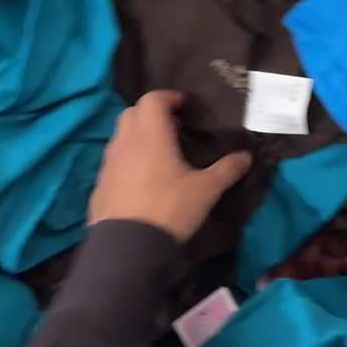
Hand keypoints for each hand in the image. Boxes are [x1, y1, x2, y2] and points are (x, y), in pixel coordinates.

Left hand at [89, 91, 250, 242]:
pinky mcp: (100, 184)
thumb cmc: (169, 209)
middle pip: (132, 112)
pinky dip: (129, 157)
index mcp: (151, 136)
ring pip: (121, 135)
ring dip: (139, 134)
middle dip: (152, 113)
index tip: (185, 106)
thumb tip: (246, 156)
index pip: (152, 99)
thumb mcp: (206, 190)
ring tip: (160, 152)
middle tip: (174, 127)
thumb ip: (227, 170)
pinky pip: (115, 159)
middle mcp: (126, 143)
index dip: (169, 97)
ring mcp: (109, 164)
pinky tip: (144, 178)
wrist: (126, 248)